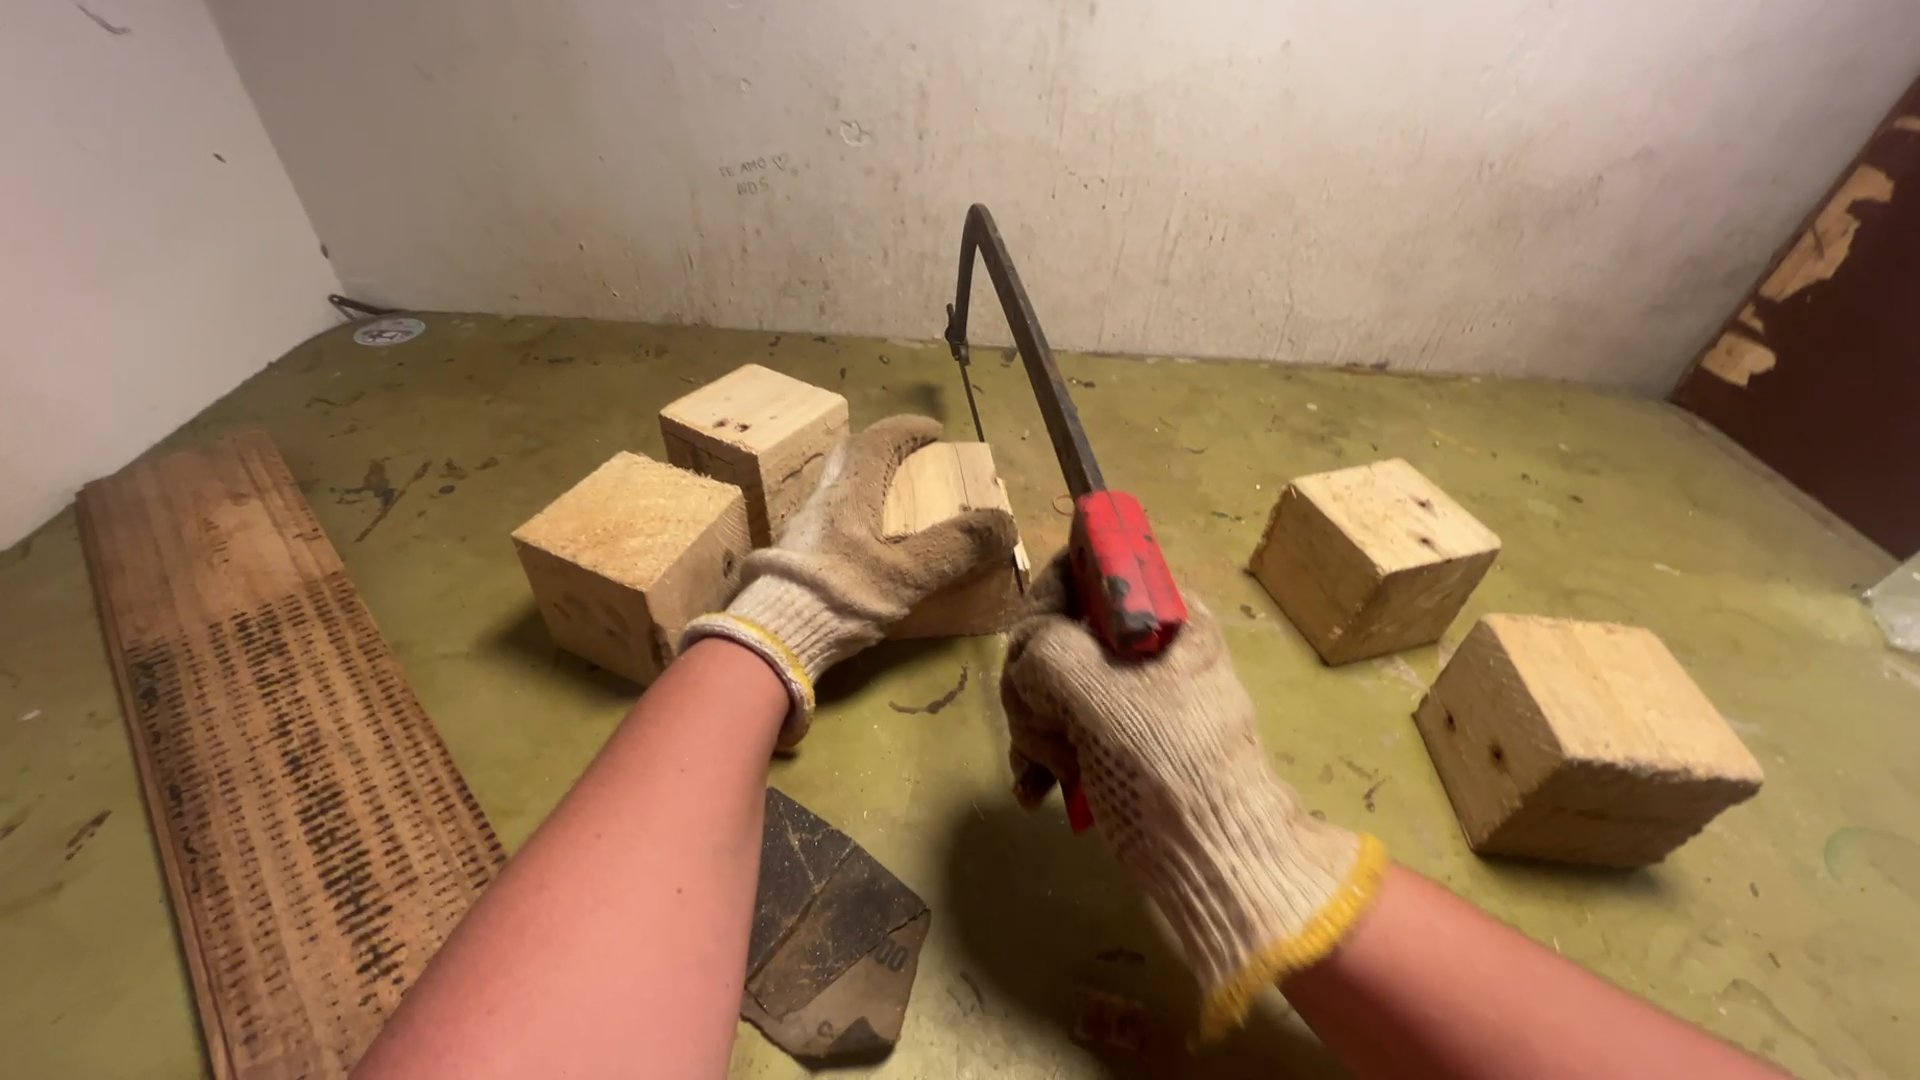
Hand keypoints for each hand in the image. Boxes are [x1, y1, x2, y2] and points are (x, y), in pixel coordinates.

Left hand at [683, 415, 1017, 747]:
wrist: (773, 637)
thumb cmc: (842, 596)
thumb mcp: (908, 573)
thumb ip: (955, 547)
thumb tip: (1003, 522)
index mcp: (850, 493)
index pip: (877, 440)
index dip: (907, 429)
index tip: (932, 430)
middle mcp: (823, 500)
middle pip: (850, 457)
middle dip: (882, 450)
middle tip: (909, 460)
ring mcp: (803, 527)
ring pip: (836, 488)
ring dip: (866, 484)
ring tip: (893, 504)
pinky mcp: (793, 556)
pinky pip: (829, 519)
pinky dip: (853, 516)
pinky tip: (863, 545)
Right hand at [1000, 556, 1388, 1037]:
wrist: (1218, 868)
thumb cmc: (1168, 770)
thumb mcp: (1099, 696)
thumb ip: (1045, 650)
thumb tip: (1025, 654)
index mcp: (1161, 615)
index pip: (1084, 572)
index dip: (1044, 608)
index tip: (1029, 658)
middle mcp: (1148, 644)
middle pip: (1057, 635)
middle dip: (1034, 690)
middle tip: (1041, 735)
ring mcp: (1135, 694)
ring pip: (1053, 686)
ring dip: (1036, 730)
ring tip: (1046, 777)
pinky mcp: (1122, 738)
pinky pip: (1067, 725)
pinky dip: (1047, 754)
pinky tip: (1035, 790)